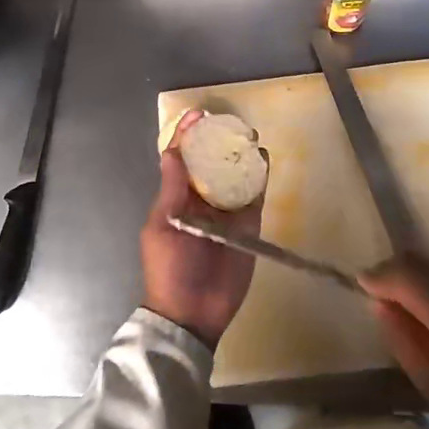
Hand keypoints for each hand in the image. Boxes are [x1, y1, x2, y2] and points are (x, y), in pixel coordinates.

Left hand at [140, 110, 258, 348]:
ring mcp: (226, 212)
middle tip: (232, 122)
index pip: (181, 160)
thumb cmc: (170, 268)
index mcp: (176, 198)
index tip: (198, 114)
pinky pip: (254, 196)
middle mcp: (202, 200)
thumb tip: (171, 151)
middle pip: (212, 163)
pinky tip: (265, 161)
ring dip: (242, 157)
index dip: (187, 136)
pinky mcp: (248, 225)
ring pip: (236, 176)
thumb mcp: (164, 226)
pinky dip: (260, 178)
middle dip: (219, 142)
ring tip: (251, 137)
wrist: (193, 314)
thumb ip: (172, 190)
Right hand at [359, 252, 428, 428]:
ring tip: (388, 305)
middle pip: (415, 262)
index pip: (407, 275)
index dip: (378, 277)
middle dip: (387, 273)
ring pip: (426, 264)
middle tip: (369, 298)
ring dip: (402, 276)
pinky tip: (413, 309)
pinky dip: (417, 282)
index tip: (355, 287)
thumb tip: (379, 304)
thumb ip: (402, 339)